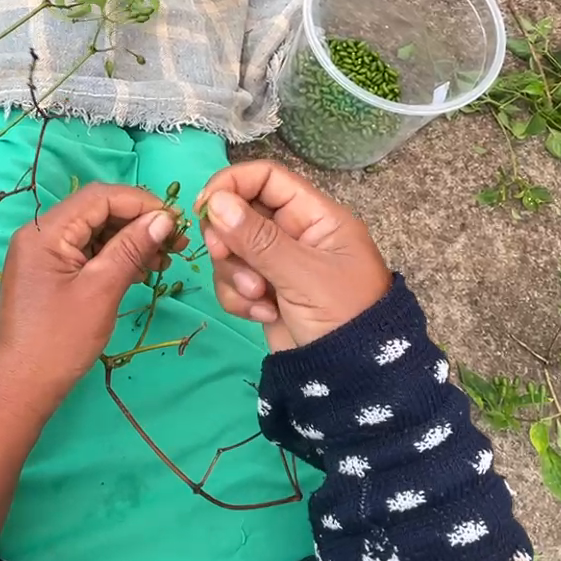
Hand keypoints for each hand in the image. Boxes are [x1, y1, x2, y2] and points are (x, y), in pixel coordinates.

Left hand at [0, 183, 184, 412]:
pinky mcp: (50, 273)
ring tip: (165, 260)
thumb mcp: (100, 291)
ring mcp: (43, 254)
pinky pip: (87, 252)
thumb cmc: (58, 341)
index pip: (98, 197)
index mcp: (44, 231)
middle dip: (138, 222)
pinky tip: (141, 271)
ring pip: (95, 231)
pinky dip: (115, 257)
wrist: (19, 389)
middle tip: (177, 242)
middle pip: (97, 211)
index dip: (140, 202)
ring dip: (130, 240)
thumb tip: (164, 219)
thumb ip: (131, 249)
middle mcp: (40, 234)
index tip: (176, 220)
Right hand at [196, 161, 389, 350]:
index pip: (267, 178)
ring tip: (258, 297)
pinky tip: (261, 314)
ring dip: (235, 274)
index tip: (205, 207)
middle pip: (241, 212)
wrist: (355, 382)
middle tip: (224, 257)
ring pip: (232, 249)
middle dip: (228, 238)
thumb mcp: (303, 276)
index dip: (233, 184)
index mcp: (315, 216)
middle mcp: (295, 234)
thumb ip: (259, 239)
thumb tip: (216, 202)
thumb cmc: (343, 318)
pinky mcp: (264, 292)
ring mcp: (278, 264)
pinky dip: (238, 297)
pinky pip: (233, 280)